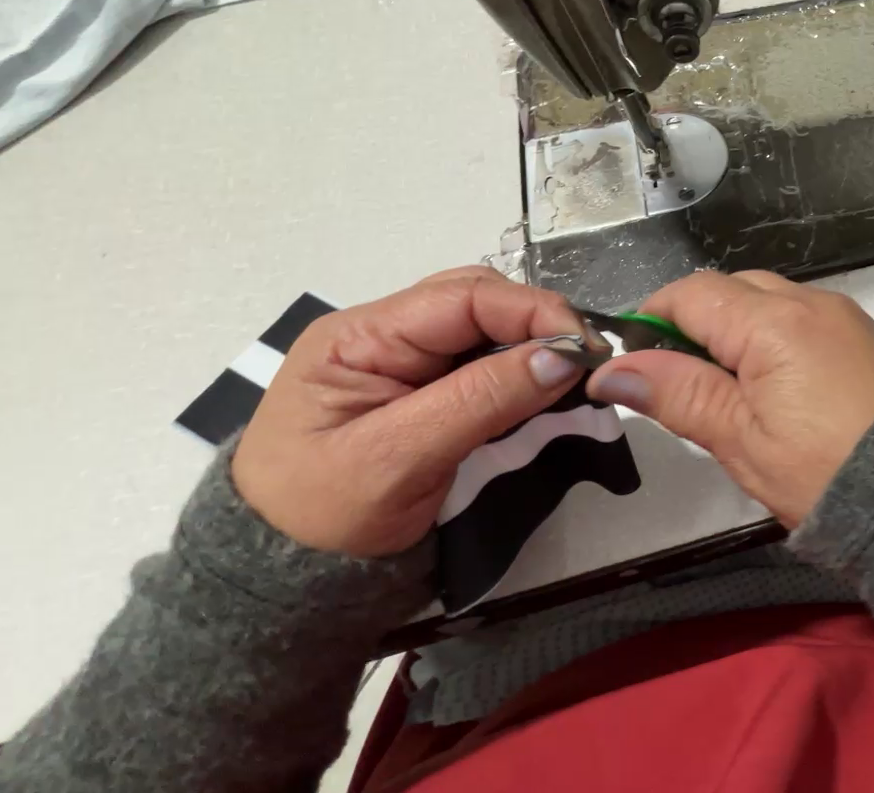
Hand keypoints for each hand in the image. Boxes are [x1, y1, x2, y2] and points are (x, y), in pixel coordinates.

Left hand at [232, 267, 597, 557]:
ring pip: (490, 325)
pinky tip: (546, 388)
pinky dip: (525, 369)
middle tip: (584, 361)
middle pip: (481, 299)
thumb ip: (482, 399)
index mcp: (360, 337)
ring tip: (572, 375)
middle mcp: (385, 333)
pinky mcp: (428, 385)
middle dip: (538, 323)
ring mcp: (406, 358)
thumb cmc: (326, 518)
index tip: (587, 348)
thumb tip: (564, 356)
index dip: (535, 311)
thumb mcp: (400, 458)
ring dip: (535, 345)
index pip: (465, 296)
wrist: (286, 577)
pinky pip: (488, 359)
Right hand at [586, 271, 873, 527]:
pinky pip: (801, 316)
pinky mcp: (861, 334)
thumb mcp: (739, 439)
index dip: (652, 318)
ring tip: (725, 390)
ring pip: (768, 299)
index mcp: (774, 322)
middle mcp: (811, 301)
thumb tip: (612, 369)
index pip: (693, 293)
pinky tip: (771, 383)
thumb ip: (678, 394)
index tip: (631, 360)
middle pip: (731, 289)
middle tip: (679, 383)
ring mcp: (842, 314)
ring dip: (735, 329)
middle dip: (694, 323)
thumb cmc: (822, 471)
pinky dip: (773, 336)